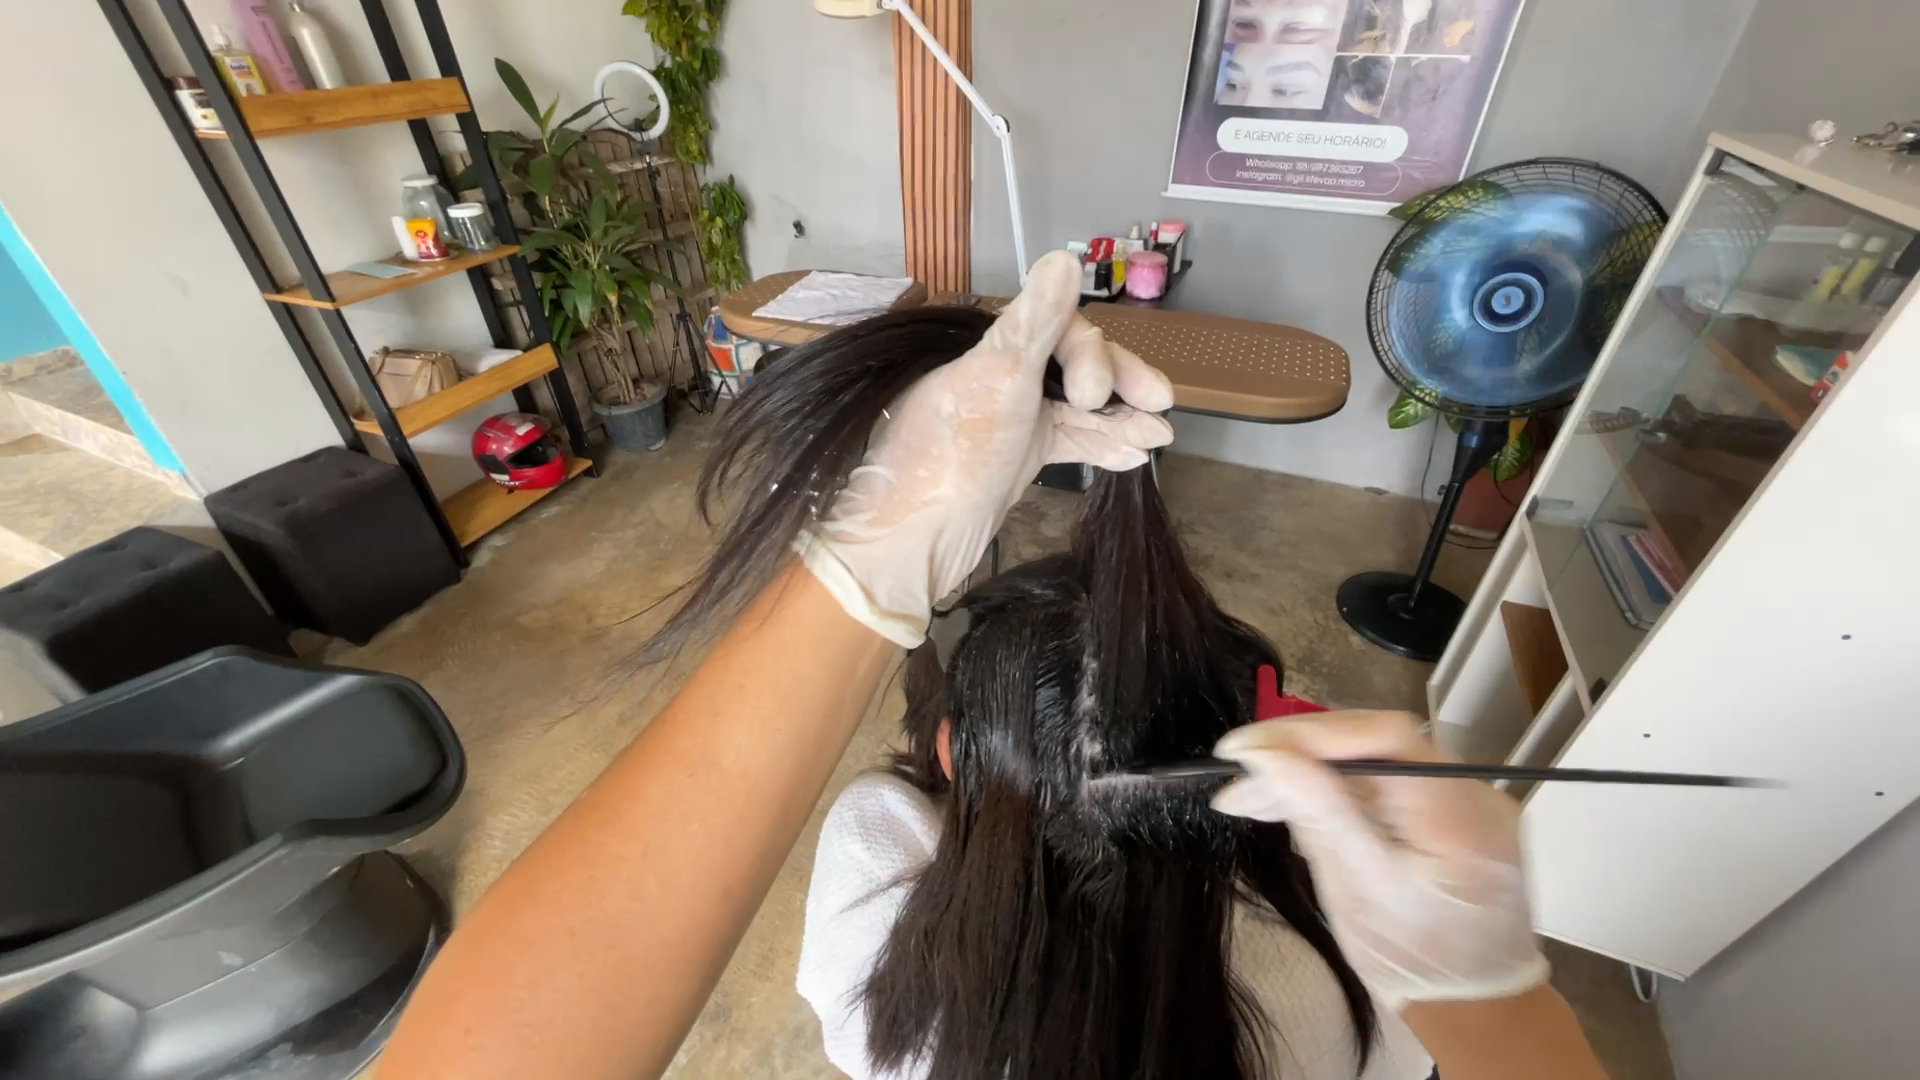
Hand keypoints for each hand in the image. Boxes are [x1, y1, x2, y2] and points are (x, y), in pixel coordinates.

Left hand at [797, 250, 1174, 646]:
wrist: (919, 538)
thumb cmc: (954, 454)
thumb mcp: (999, 377)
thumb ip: (1036, 322)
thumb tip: (1064, 257)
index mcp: (989, 349)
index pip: (1060, 330)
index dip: (1091, 357)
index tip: (1096, 394)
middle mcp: (1001, 376)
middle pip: (1076, 366)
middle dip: (1120, 385)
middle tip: (1159, 409)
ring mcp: (1012, 418)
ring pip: (1079, 407)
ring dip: (1121, 419)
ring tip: (1160, 438)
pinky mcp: (1020, 454)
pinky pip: (1069, 439)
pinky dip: (1101, 445)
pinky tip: (1133, 455)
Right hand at [1210, 712, 1549, 1008]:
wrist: (1470, 1006)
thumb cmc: (1411, 957)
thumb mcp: (1357, 889)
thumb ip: (1317, 811)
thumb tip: (1261, 752)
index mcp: (1460, 817)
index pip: (1383, 737)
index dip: (1309, 732)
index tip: (1245, 748)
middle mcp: (1469, 792)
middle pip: (1369, 741)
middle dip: (1295, 751)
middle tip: (1236, 770)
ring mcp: (1455, 797)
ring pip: (1362, 757)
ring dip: (1300, 769)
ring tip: (1246, 796)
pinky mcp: (1435, 805)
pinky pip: (1370, 777)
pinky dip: (1323, 785)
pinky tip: (1281, 800)